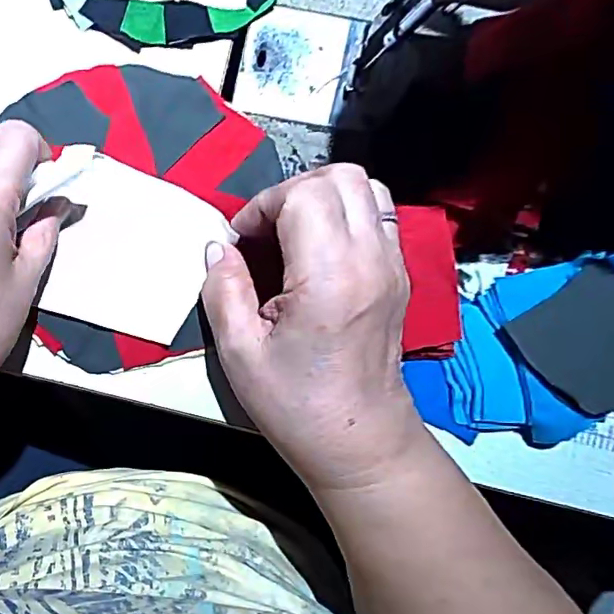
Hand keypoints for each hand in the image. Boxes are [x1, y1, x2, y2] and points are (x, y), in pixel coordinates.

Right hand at [200, 164, 426, 492]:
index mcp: (332, 278)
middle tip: (257, 232)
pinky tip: (304, 255)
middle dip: (288, 193)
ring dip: (315, 200)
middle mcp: (374, 260)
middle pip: (344, 178)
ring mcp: (394, 264)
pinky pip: (373, 216)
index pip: (304, 197)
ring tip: (280, 238)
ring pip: (366, 189)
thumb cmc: (290, 399)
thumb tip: (217, 249)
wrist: (356, 435)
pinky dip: (334, 218)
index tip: (234, 243)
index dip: (259, 207)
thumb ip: (224, 289)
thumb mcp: (236, 349)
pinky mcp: (397, 273)